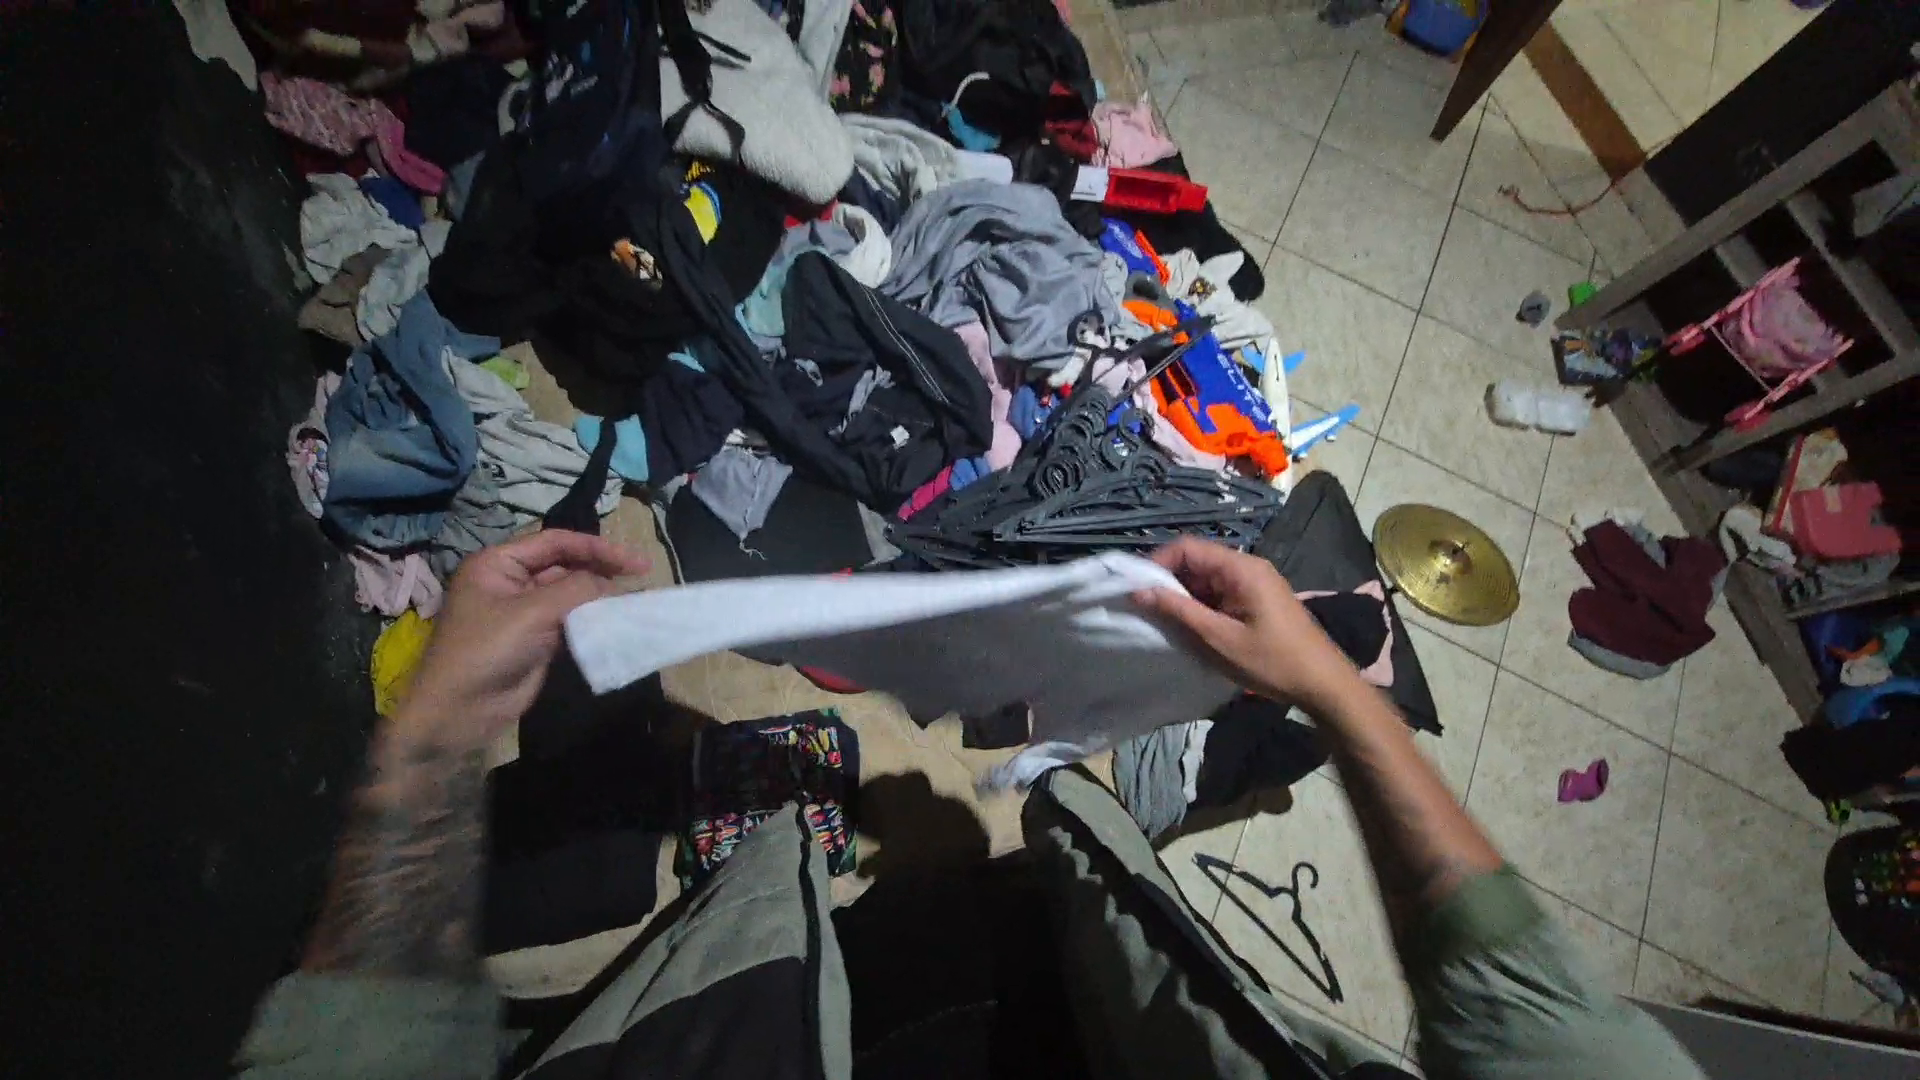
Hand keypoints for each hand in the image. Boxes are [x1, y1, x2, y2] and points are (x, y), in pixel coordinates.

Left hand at [396, 530, 648, 745]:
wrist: (459, 711)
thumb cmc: (487, 651)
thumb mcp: (533, 612)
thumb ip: (577, 589)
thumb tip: (612, 584)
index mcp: (498, 564)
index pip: (555, 542)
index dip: (596, 547)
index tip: (633, 561)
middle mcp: (512, 581)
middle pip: (566, 563)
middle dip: (602, 567)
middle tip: (641, 574)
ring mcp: (525, 610)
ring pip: (573, 591)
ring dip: (601, 593)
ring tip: (634, 598)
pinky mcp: (539, 636)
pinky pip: (573, 618)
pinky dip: (595, 616)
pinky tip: (617, 619)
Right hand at [1134, 537, 1356, 708]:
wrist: (1324, 685)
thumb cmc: (1272, 661)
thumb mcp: (1218, 638)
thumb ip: (1178, 611)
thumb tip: (1138, 592)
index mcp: (1241, 569)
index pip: (1188, 548)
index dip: (1158, 563)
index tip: (1137, 589)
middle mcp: (1248, 567)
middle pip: (1196, 560)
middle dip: (1168, 581)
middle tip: (1147, 608)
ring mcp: (1254, 583)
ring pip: (1205, 578)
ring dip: (1183, 596)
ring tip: (1165, 621)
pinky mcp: (1256, 599)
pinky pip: (1219, 592)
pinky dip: (1200, 605)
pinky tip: (1190, 627)